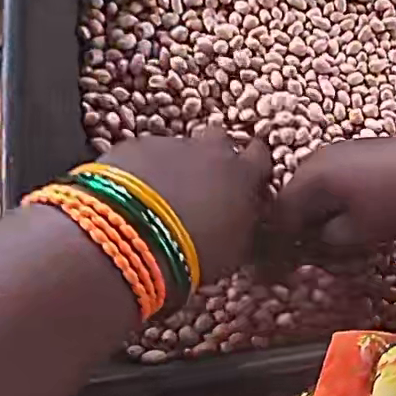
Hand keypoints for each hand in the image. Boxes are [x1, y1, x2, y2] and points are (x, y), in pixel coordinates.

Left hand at [100, 127, 272, 282]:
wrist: (134, 237)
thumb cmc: (196, 254)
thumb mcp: (236, 252)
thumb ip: (245, 227)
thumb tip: (245, 221)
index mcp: (244, 174)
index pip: (260, 157)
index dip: (253, 171)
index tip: (247, 186)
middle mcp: (212, 150)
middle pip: (220, 141)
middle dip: (215, 159)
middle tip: (206, 189)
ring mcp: (171, 144)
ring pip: (180, 148)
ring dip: (177, 167)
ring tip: (164, 200)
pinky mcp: (134, 146)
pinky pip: (145, 154)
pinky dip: (144, 171)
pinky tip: (135, 198)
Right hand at [273, 132, 395, 249]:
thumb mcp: (358, 232)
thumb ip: (326, 239)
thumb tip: (312, 242)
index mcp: (309, 177)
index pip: (279, 213)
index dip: (281, 240)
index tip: (288, 261)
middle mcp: (316, 158)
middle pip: (293, 197)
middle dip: (298, 224)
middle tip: (308, 251)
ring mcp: (337, 151)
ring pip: (313, 188)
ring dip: (316, 212)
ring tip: (330, 237)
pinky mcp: (357, 152)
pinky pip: (331, 180)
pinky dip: (332, 200)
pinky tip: (348, 216)